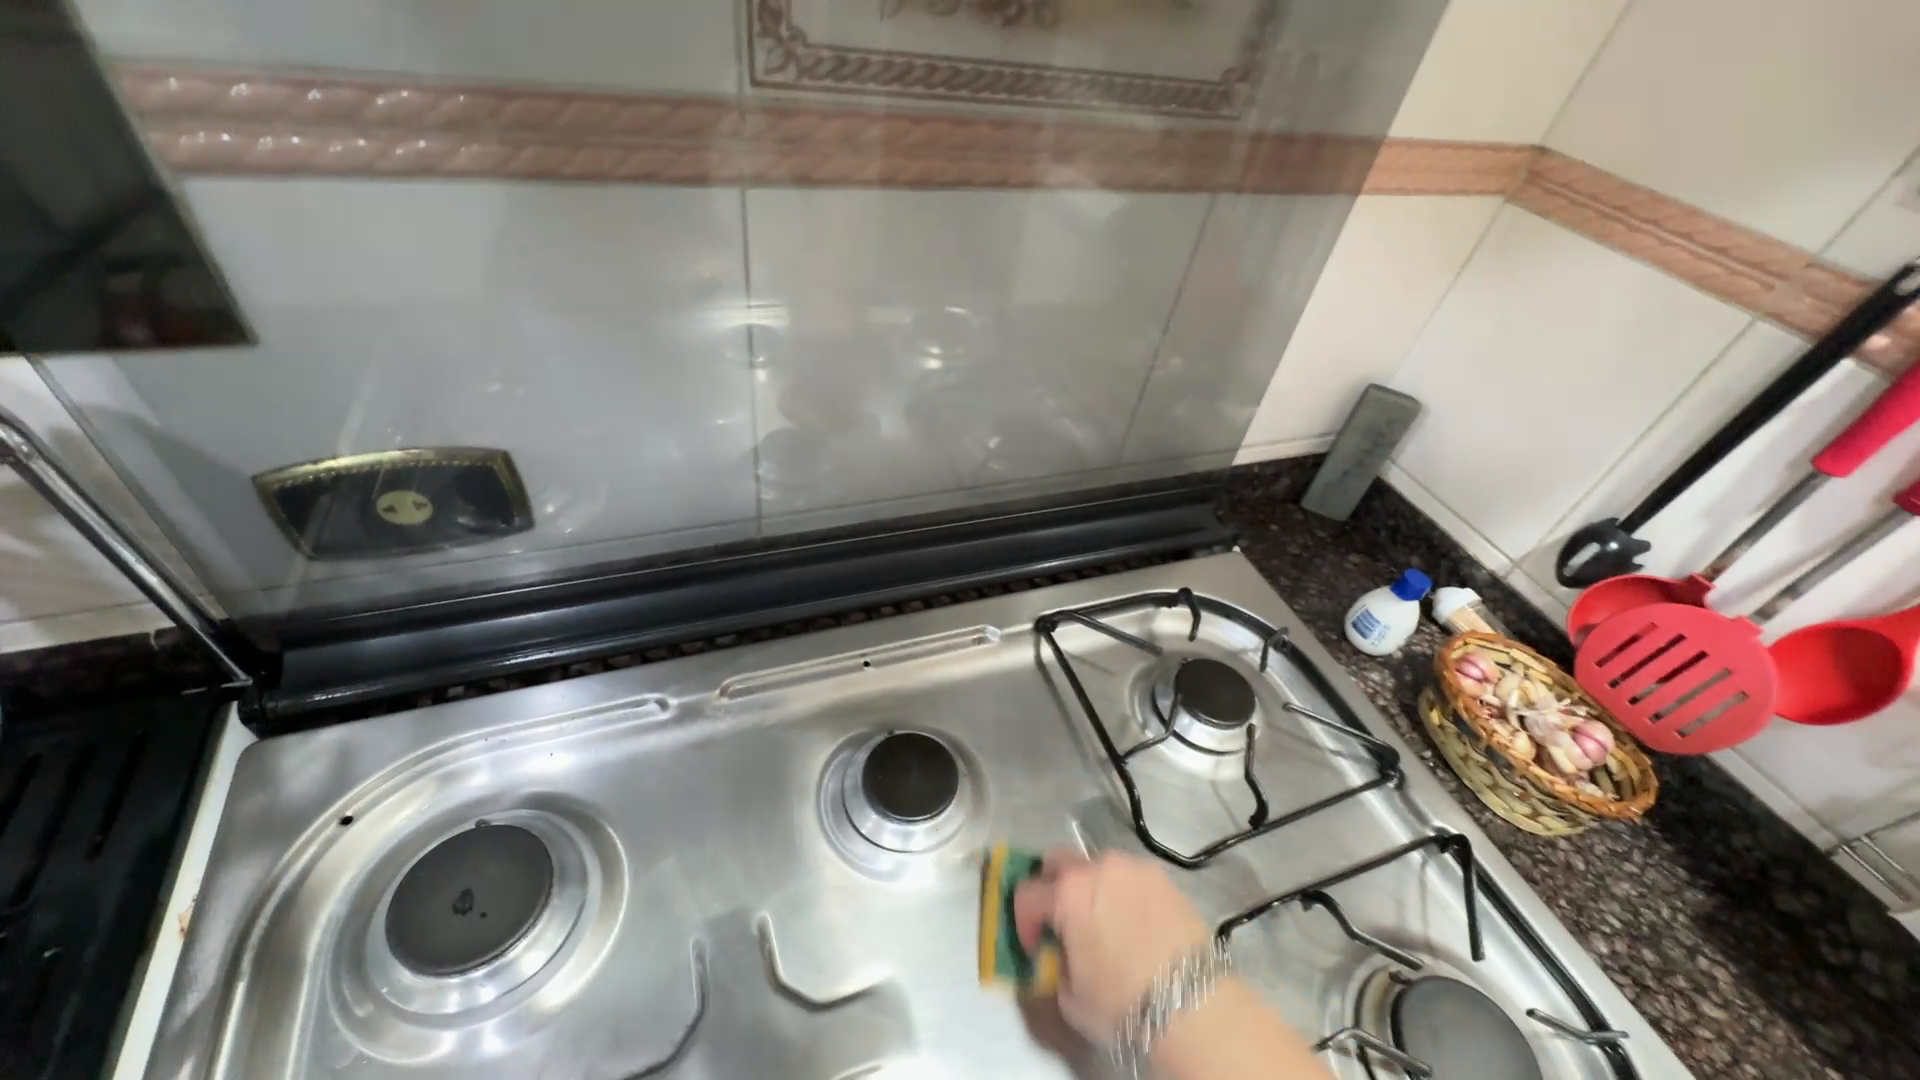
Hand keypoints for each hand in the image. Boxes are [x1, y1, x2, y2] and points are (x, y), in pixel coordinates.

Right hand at [1011, 848, 1212, 1040]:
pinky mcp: (1163, 877)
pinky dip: (1123, 892)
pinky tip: (1134, 922)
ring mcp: (1133, 868)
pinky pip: (1130, 876)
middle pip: (1058, 862)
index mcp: (1067, 894)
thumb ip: (1056, 966)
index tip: (1035, 947)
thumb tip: (1061, 958)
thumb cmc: (1124, 1003)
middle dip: (1052, 887)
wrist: (1194, 1005)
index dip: (1024, 923)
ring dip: (1091, 887)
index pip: (1026, 895)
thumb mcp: (1072, 996)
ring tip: (1104, 921)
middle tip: (1062, 920)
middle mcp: (1097, 868)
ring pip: (1097, 866)